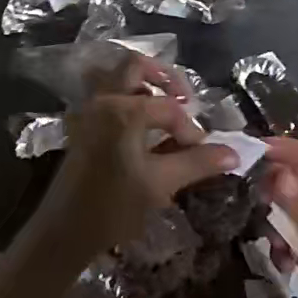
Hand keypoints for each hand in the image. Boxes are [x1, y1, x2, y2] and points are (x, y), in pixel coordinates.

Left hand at [44, 54, 236, 249]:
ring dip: (140, 84)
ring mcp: (87, 112)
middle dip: (163, 78)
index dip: (190, 128)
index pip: (169, 107)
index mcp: (124, 110)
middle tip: (183, 98)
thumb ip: (198, 162)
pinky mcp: (80, 127)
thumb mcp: (161, 183)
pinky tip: (138, 126)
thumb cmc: (113, 206)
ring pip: (114, 77)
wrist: (64, 232)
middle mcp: (103, 101)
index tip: (200, 151)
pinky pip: (102, 95)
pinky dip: (123, 98)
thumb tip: (233, 153)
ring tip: (160, 107)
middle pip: (134, 66)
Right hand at [263, 138, 297, 297]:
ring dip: (277, 224)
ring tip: (276, 243)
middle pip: (297, 183)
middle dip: (276, 190)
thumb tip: (277, 175)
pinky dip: (281, 249)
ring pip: (287, 213)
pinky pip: (287, 241)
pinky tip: (284, 265)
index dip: (288, 150)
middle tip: (257, 199)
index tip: (257, 150)